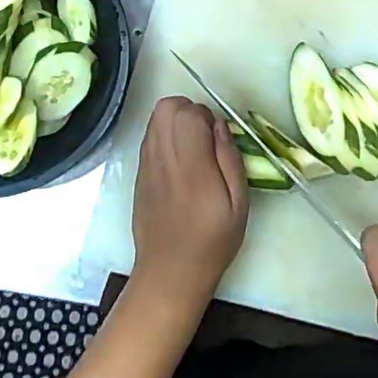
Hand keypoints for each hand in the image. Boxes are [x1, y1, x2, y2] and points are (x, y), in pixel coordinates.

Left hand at [131, 96, 248, 299]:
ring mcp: (147, 161)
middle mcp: (163, 155)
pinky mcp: (139, 170)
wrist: (170, 270)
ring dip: (176, 120)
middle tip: (205, 136)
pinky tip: (179, 159)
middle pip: (167, 106)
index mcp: (191, 163)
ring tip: (193, 146)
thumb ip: (229, 157)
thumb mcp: (238, 202)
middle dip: (189, 110)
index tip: (218, 138)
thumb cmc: (211, 239)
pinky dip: (164, 134)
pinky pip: (150, 135)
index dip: (207, 117)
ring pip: (155, 117)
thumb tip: (220, 124)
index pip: (189, 114)